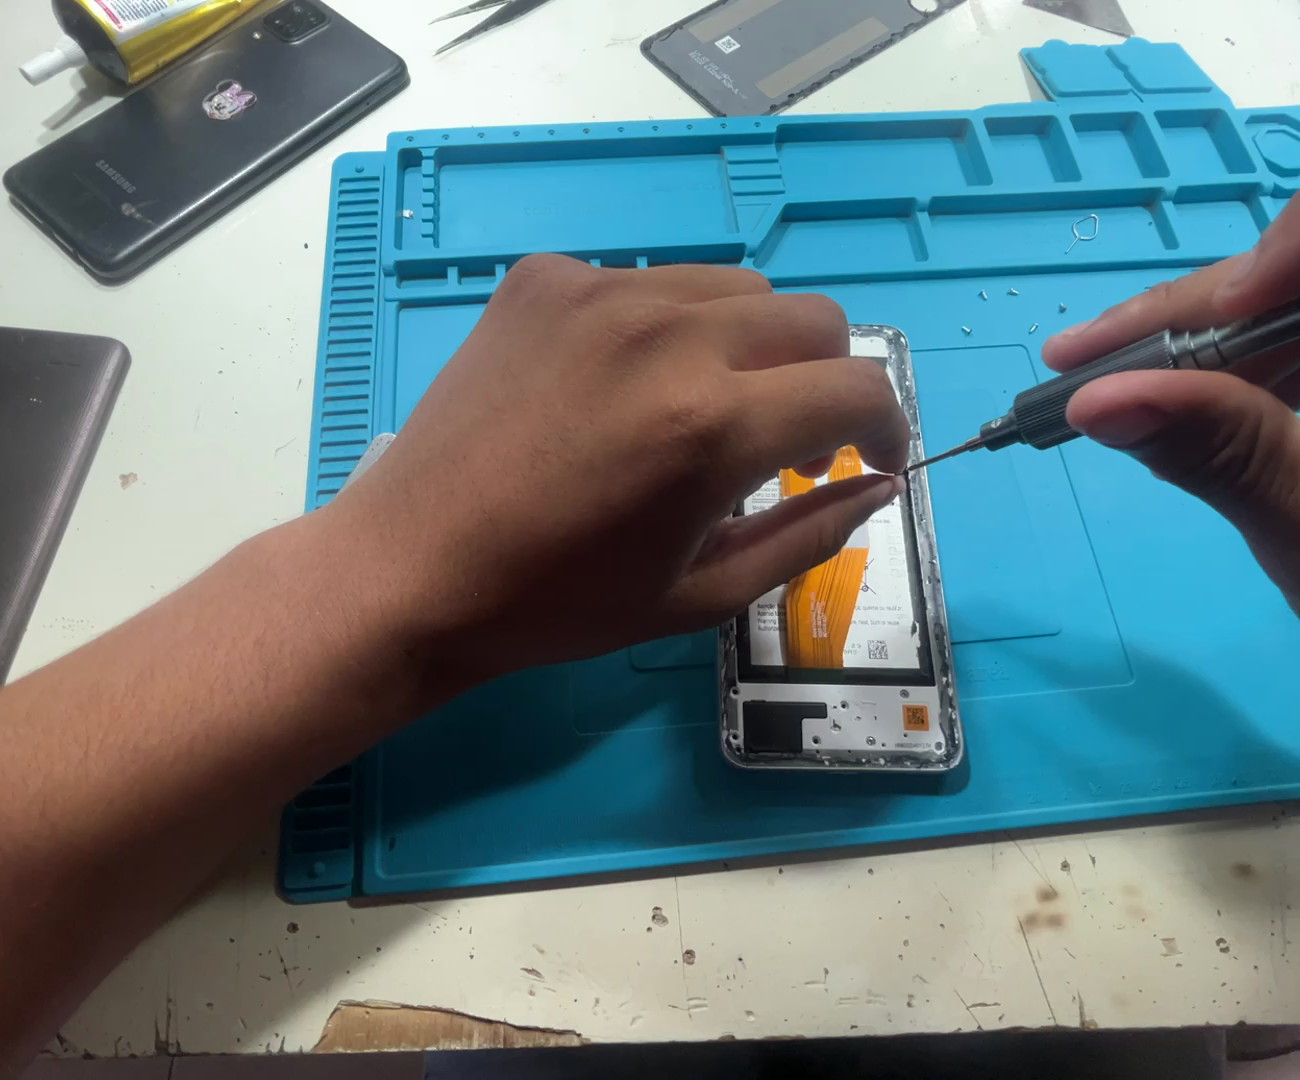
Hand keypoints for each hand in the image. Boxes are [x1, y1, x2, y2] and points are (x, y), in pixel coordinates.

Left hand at [322, 255, 907, 686]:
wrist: (411, 567)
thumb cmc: (558, 603)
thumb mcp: (700, 594)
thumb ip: (809, 535)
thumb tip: (881, 486)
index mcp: (713, 424)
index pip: (860, 388)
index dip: (888, 428)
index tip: (870, 460)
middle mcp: (668, 333)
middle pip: (813, 319)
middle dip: (824, 384)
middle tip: (784, 447)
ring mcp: (600, 292)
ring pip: (734, 290)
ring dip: (750, 350)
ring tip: (701, 414)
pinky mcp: (544, 279)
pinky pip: (649, 284)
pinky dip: (666, 330)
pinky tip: (621, 387)